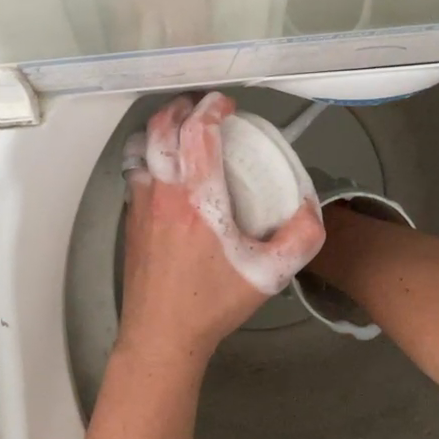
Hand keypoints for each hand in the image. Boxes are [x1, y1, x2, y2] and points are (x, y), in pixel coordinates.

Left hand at [117, 92, 324, 365]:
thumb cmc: (212, 303)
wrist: (161, 335)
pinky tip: (167, 170)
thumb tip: (308, 206)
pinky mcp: (130, 219)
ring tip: (181, 129)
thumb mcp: (269, 274)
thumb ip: (300, 238)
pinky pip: (135, 172)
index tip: (225, 103)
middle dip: (181, 108)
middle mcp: (163, 193)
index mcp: (198, 200)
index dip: (211, 108)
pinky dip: (149, 156)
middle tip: (201, 108)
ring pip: (141, 148)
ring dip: (160, 130)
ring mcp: (140, 204)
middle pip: (160, 129)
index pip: (197, 134)